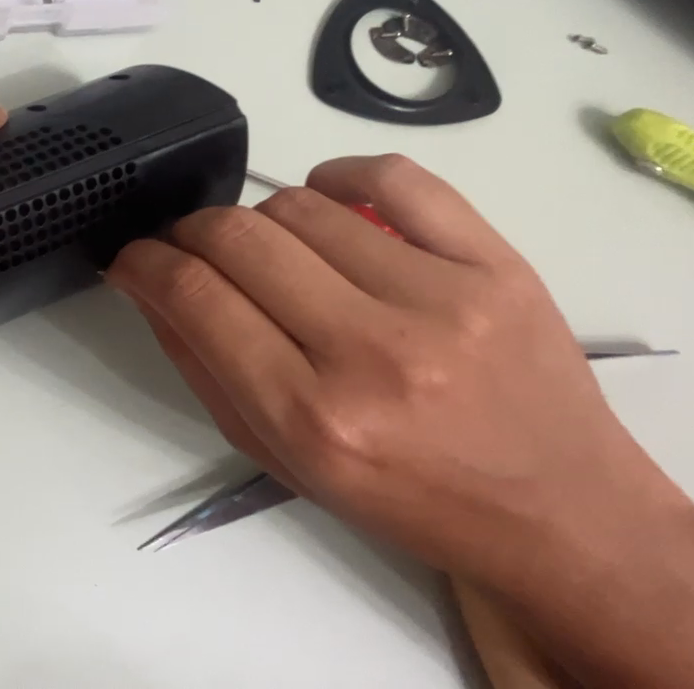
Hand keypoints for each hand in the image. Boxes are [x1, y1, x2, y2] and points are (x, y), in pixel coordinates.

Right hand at [105, 154, 674, 581]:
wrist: (561, 518)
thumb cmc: (399, 495)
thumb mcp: (272, 453)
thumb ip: (198, 362)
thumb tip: (147, 282)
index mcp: (310, 413)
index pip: (193, 294)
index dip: (142, 262)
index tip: (132, 260)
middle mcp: (373, 351)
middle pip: (234, 236)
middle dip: (187, 234)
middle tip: (189, 252)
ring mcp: (444, 299)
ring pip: (298, 204)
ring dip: (258, 220)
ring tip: (272, 252)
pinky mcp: (499, 266)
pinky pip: (396, 177)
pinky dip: (339, 175)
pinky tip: (325, 200)